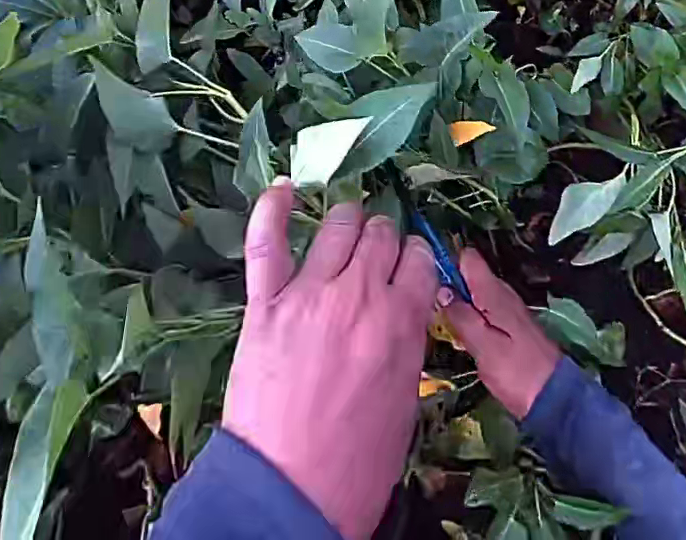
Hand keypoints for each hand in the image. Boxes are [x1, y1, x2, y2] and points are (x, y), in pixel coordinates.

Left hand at [222, 184, 438, 539]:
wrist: (286, 496)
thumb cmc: (356, 462)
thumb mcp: (406, 399)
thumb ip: (408, 338)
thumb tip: (406, 302)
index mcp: (401, 321)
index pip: (420, 257)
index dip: (416, 258)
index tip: (408, 266)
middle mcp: (359, 295)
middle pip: (381, 234)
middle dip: (384, 240)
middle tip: (376, 256)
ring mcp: (309, 294)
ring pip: (338, 225)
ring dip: (348, 222)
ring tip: (345, 230)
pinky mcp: (266, 303)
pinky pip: (267, 243)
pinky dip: (272, 210)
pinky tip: (284, 188)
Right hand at [439, 249, 561, 418]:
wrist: (556, 399)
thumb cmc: (516, 372)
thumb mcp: (483, 346)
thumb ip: (461, 316)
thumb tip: (441, 290)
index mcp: (494, 292)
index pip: (468, 257)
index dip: (447, 261)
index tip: (427, 278)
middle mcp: (502, 293)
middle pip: (469, 274)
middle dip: (449, 285)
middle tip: (429, 307)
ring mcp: (508, 309)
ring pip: (475, 293)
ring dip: (459, 304)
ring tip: (440, 322)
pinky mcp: (511, 326)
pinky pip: (484, 310)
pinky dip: (471, 317)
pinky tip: (461, 336)